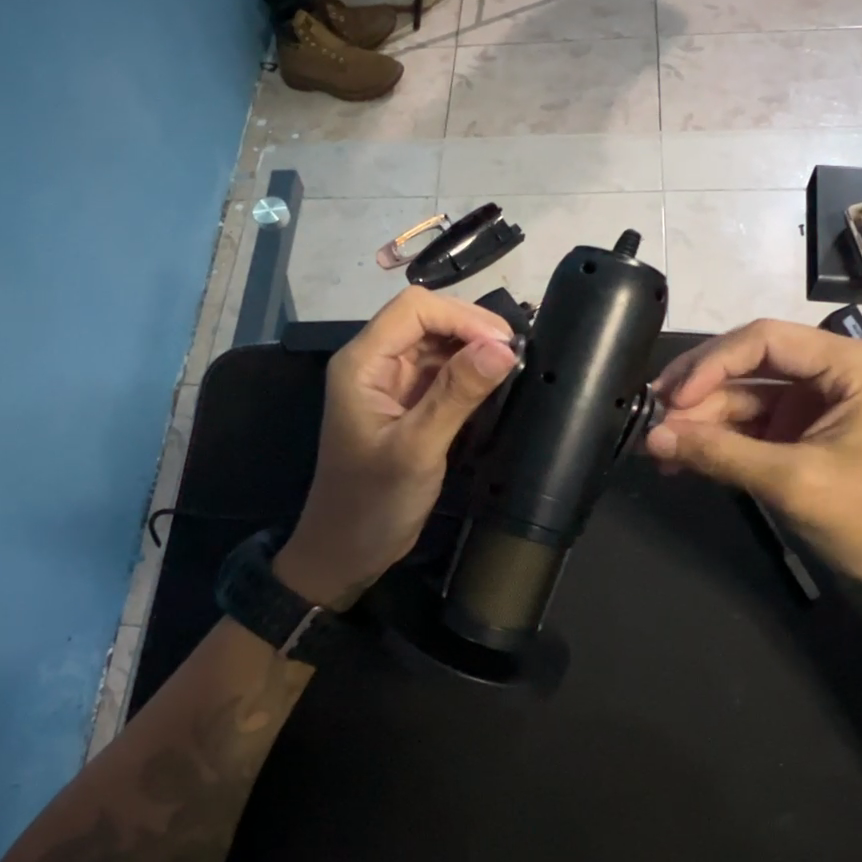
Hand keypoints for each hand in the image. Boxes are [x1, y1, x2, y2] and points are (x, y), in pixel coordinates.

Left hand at [275, 288, 518, 609]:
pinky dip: (468, 375)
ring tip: (512, 369)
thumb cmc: (372, 503)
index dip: (462, 317)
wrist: (345, 552)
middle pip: (427, 321)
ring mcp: (391, 385)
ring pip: (437, 346)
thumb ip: (457, 394)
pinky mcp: (407, 407)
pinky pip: (441, 375)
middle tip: (517, 358)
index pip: (415, 309)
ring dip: (474, 351)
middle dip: (472, 331)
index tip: (505, 346)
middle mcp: (374, 363)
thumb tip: (503, 348)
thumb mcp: (417, 449)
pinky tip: (494, 387)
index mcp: (362, 363)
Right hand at [644, 319, 861, 601]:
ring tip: (659, 450)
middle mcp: (835, 376)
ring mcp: (819, 410)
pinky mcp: (805, 442)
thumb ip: (720, 454)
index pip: (765, 340)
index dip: (711, 364)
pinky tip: (681, 461)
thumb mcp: (792, 482)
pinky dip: (718, 445)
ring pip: (745, 400)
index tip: (669, 400)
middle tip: (652, 422)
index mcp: (852, 365)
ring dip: (702, 424)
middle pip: (751, 367)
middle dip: (700, 396)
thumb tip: (651, 436)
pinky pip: (751, 431)